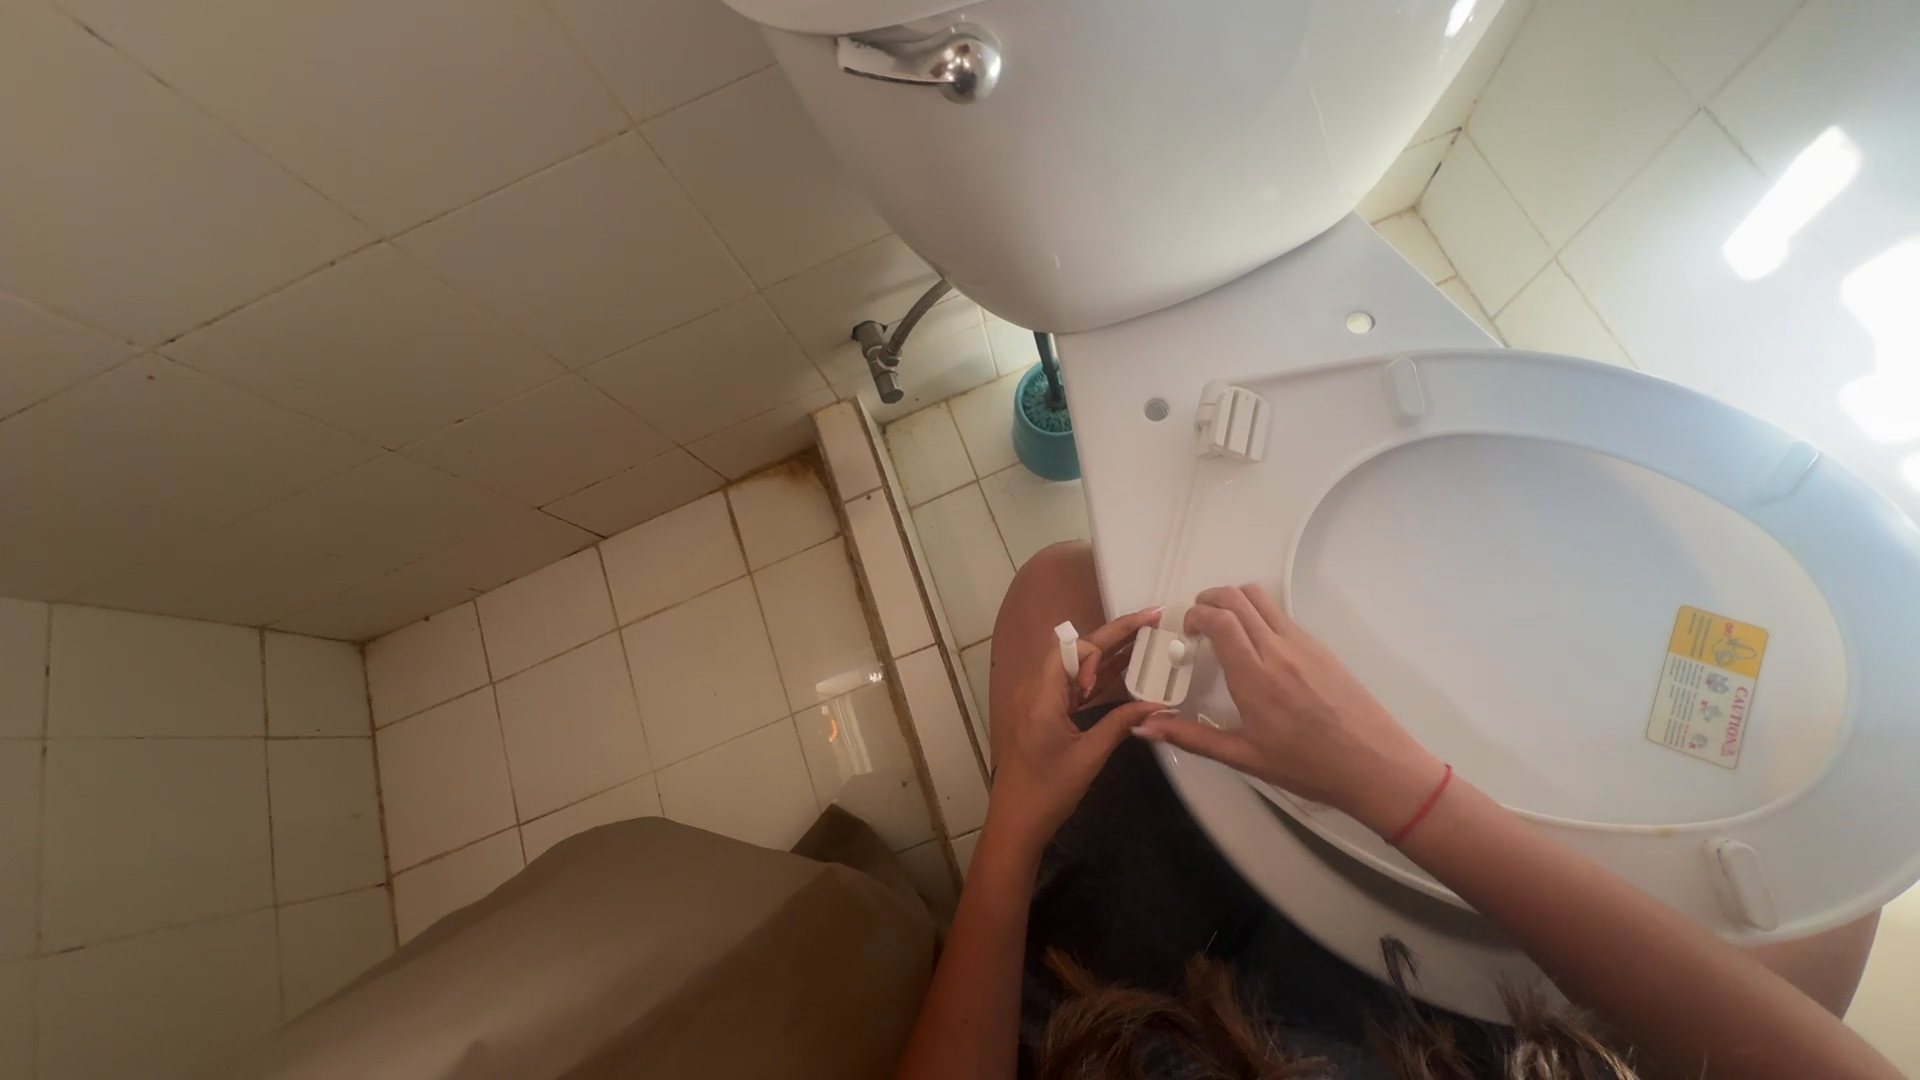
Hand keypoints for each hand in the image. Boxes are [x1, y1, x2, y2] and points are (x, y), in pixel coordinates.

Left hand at [985, 607, 1168, 858]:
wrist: (1016, 820)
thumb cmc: (1048, 791)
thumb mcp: (1089, 757)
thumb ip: (1120, 724)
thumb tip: (1158, 706)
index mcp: (1040, 695)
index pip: (1071, 650)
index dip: (1097, 653)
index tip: (1114, 674)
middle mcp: (1035, 688)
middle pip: (1076, 650)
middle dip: (1113, 633)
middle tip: (1151, 617)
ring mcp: (1039, 699)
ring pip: (1076, 664)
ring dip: (1108, 652)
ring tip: (1145, 636)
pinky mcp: (1045, 711)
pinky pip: (1073, 683)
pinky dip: (1097, 675)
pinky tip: (1123, 667)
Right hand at [1132, 585, 1444, 836]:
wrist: (1376, 767)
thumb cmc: (1307, 766)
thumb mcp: (1244, 757)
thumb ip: (1191, 737)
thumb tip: (1144, 727)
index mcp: (1254, 676)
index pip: (1219, 619)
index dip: (1195, 614)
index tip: (1186, 632)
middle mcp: (1276, 649)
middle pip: (1236, 597)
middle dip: (1208, 600)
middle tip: (1197, 623)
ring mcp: (1302, 643)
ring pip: (1260, 596)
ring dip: (1233, 600)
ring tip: (1224, 626)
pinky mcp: (1320, 646)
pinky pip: (1280, 614)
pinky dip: (1258, 613)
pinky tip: (1257, 644)